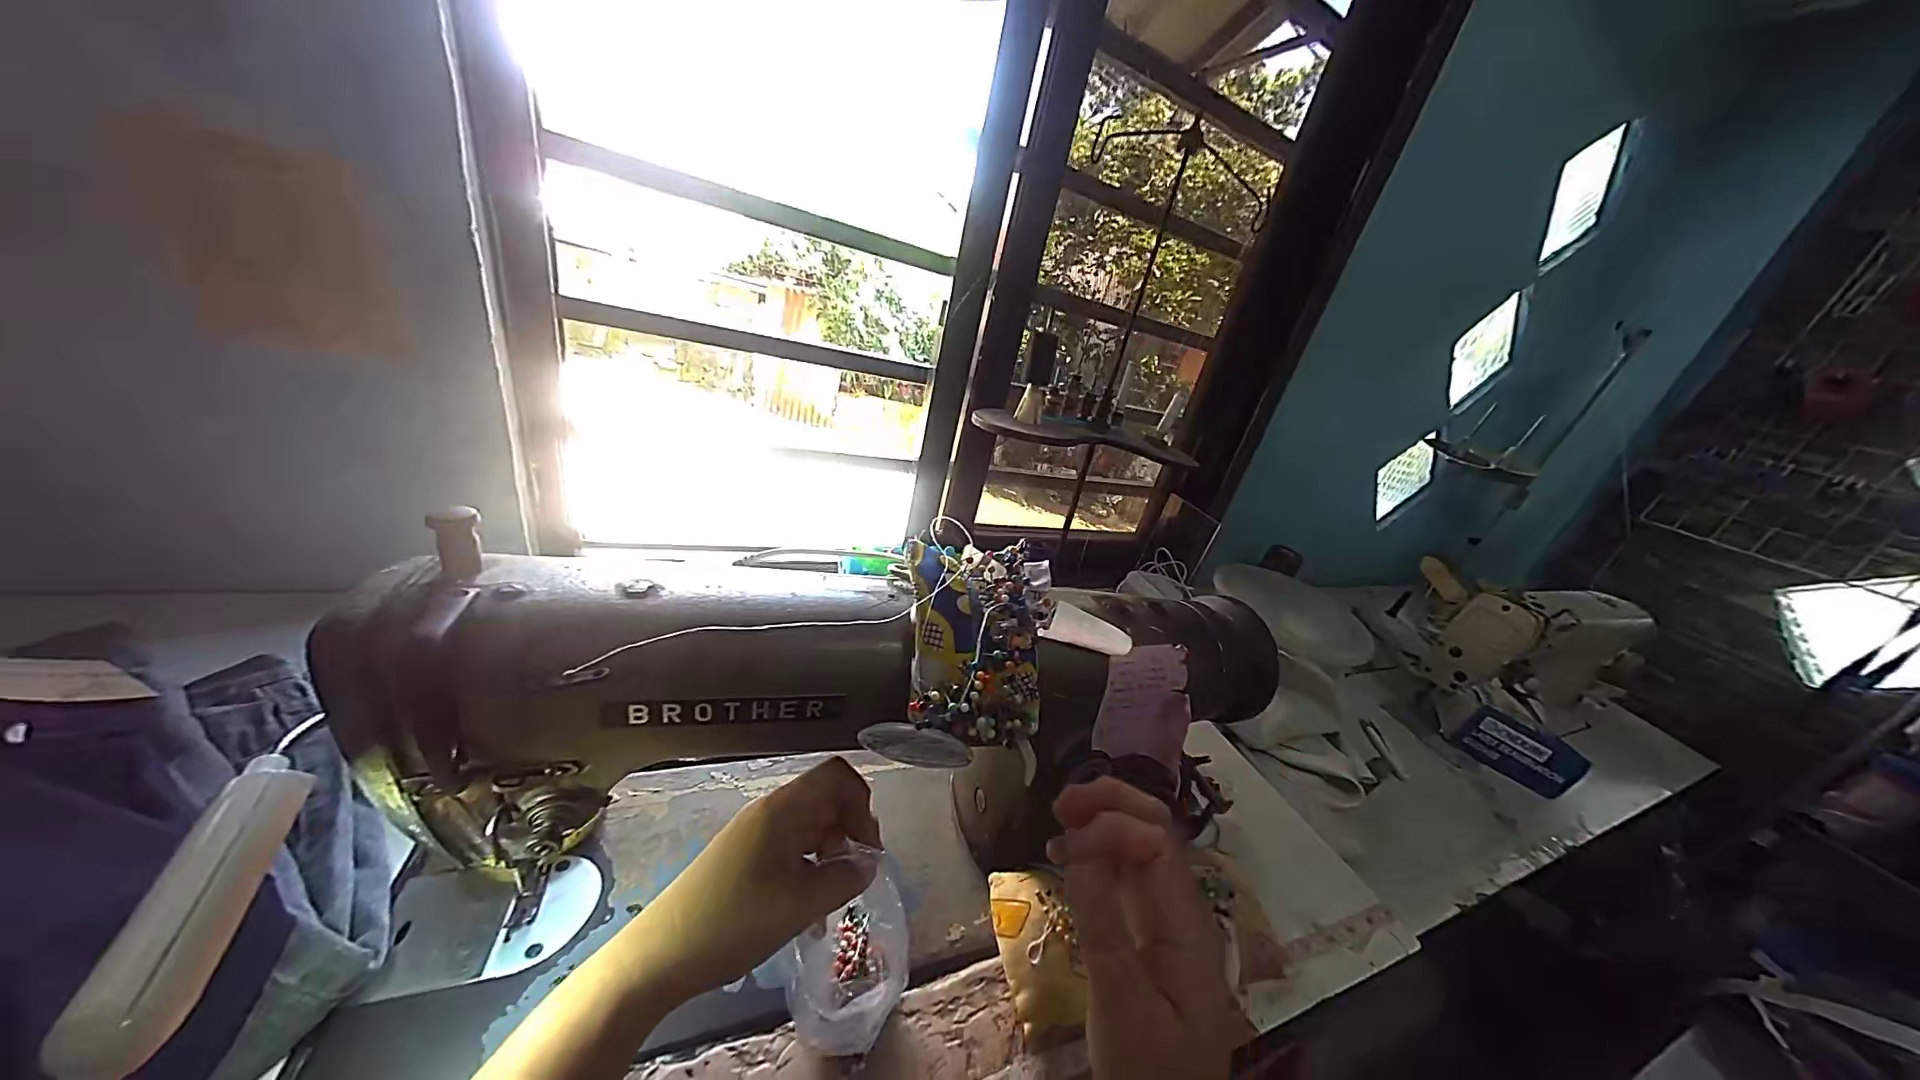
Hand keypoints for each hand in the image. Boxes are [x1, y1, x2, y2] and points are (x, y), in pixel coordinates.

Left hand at [635, 755, 882, 998]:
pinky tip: (808, 909)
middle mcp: (769, 812)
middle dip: (850, 831)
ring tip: (834, 898)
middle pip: (825, 800)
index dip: (861, 802)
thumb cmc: (733, 922)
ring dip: (830, 855)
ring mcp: (753, 835)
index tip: (868, 846)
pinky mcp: (742, 858)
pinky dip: (808, 870)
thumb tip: (868, 863)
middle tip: (858, 873)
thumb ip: (844, 878)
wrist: (658, 956)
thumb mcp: (800, 904)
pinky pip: (789, 850)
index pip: (836, 776)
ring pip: (808, 828)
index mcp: (783, 809)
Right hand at [1048, 777, 1239, 1079]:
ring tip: (1060, 818)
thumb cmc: (1151, 1067)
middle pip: (1155, 827)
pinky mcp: (1144, 925)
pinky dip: (1095, 848)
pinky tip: (1068, 852)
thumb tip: (1077, 851)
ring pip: (1139, 841)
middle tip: (1062, 802)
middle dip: (1110, 800)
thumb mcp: (1123, 1004)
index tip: (1066, 845)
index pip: (1156, 843)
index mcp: (1185, 922)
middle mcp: (1178, 905)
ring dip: (1101, 817)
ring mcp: (1162, 913)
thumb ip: (1103, 927)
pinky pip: (1123, 869)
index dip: (1110, 827)